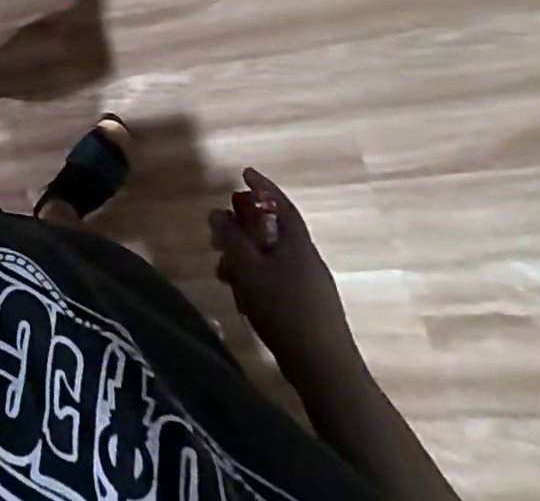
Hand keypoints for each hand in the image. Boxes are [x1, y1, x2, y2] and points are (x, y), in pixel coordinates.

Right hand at [208, 168, 353, 367]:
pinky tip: (242, 298)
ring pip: (271, 257)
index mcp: (297, 242)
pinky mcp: (306, 306)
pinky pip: (276, 279)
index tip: (244, 173)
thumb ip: (231, 239)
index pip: (280, 203)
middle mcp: (306, 257)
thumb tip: (216, 211)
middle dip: (244, 228)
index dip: (262, 186)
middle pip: (272, 230)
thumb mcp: (248, 270)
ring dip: (246, 258)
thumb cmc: (283, 309)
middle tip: (220, 230)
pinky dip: (256, 279)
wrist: (323, 367)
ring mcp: (309, 282)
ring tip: (223, 271)